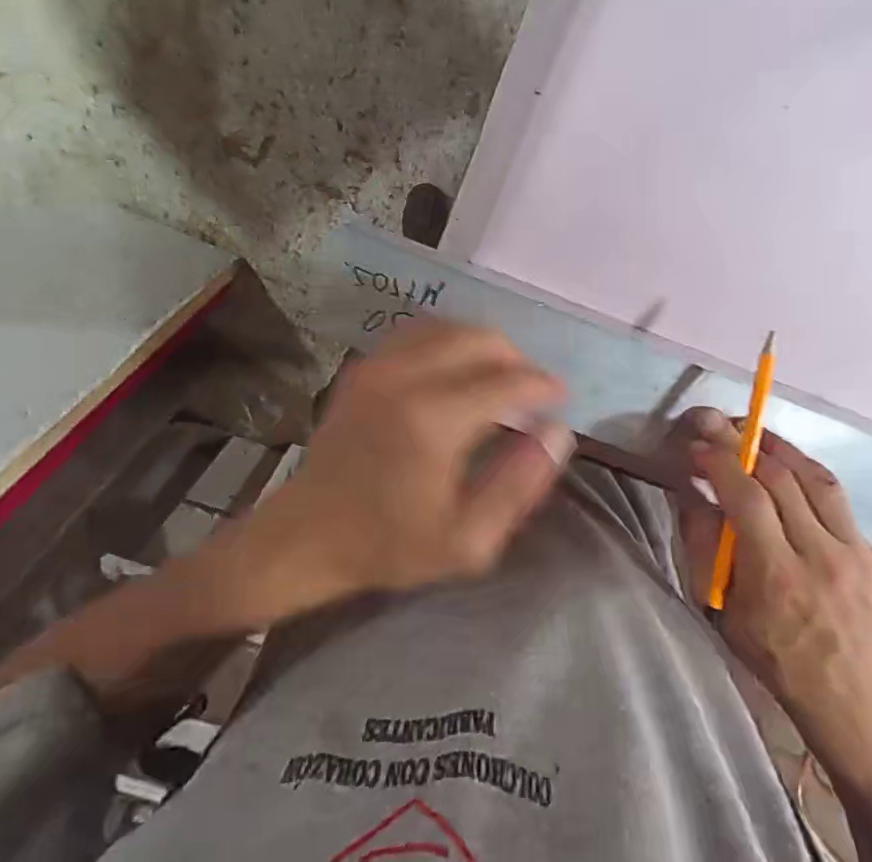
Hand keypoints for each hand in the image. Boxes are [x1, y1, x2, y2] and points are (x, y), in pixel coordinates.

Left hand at [227, 322, 571, 621]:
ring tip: (498, 379)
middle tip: (531, 391)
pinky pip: (413, 334)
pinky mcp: (360, 369)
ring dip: (481, 346)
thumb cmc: (390, 544)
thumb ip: (519, 485)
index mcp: (434, 420)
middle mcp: (405, 378)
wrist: (309, 533)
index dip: (543, 385)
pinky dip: (445, 342)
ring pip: (446, 327)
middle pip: (479, 339)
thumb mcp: (468, 540)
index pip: (508, 380)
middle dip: (517, 358)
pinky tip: (455, 371)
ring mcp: (376, 367)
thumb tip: (558, 433)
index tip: (562, 398)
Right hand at [680, 409, 871, 774]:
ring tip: (752, 431)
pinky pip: (837, 500)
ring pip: (817, 479)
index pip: (749, 498)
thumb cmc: (769, 652)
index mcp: (777, 574)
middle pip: (783, 478)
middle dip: (743, 442)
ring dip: (780, 448)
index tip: (695, 442)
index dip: (720, 461)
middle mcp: (823, 556)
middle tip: (715, 423)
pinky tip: (786, 471)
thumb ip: (704, 542)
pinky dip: (805, 476)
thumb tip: (691, 489)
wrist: (846, 693)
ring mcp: (856, 554)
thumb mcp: (719, 603)